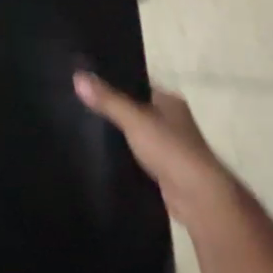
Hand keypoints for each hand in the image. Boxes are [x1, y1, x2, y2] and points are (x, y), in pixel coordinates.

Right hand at [74, 74, 239, 219]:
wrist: (197, 197)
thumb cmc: (171, 150)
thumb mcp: (135, 120)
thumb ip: (108, 100)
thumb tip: (77, 76)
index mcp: (169, 101)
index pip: (136, 84)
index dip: (112, 81)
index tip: (82, 82)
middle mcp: (170, 120)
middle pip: (133, 109)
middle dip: (109, 110)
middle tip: (75, 106)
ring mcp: (167, 146)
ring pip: (132, 134)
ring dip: (114, 135)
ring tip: (79, 130)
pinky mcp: (161, 169)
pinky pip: (133, 155)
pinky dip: (119, 156)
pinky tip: (97, 156)